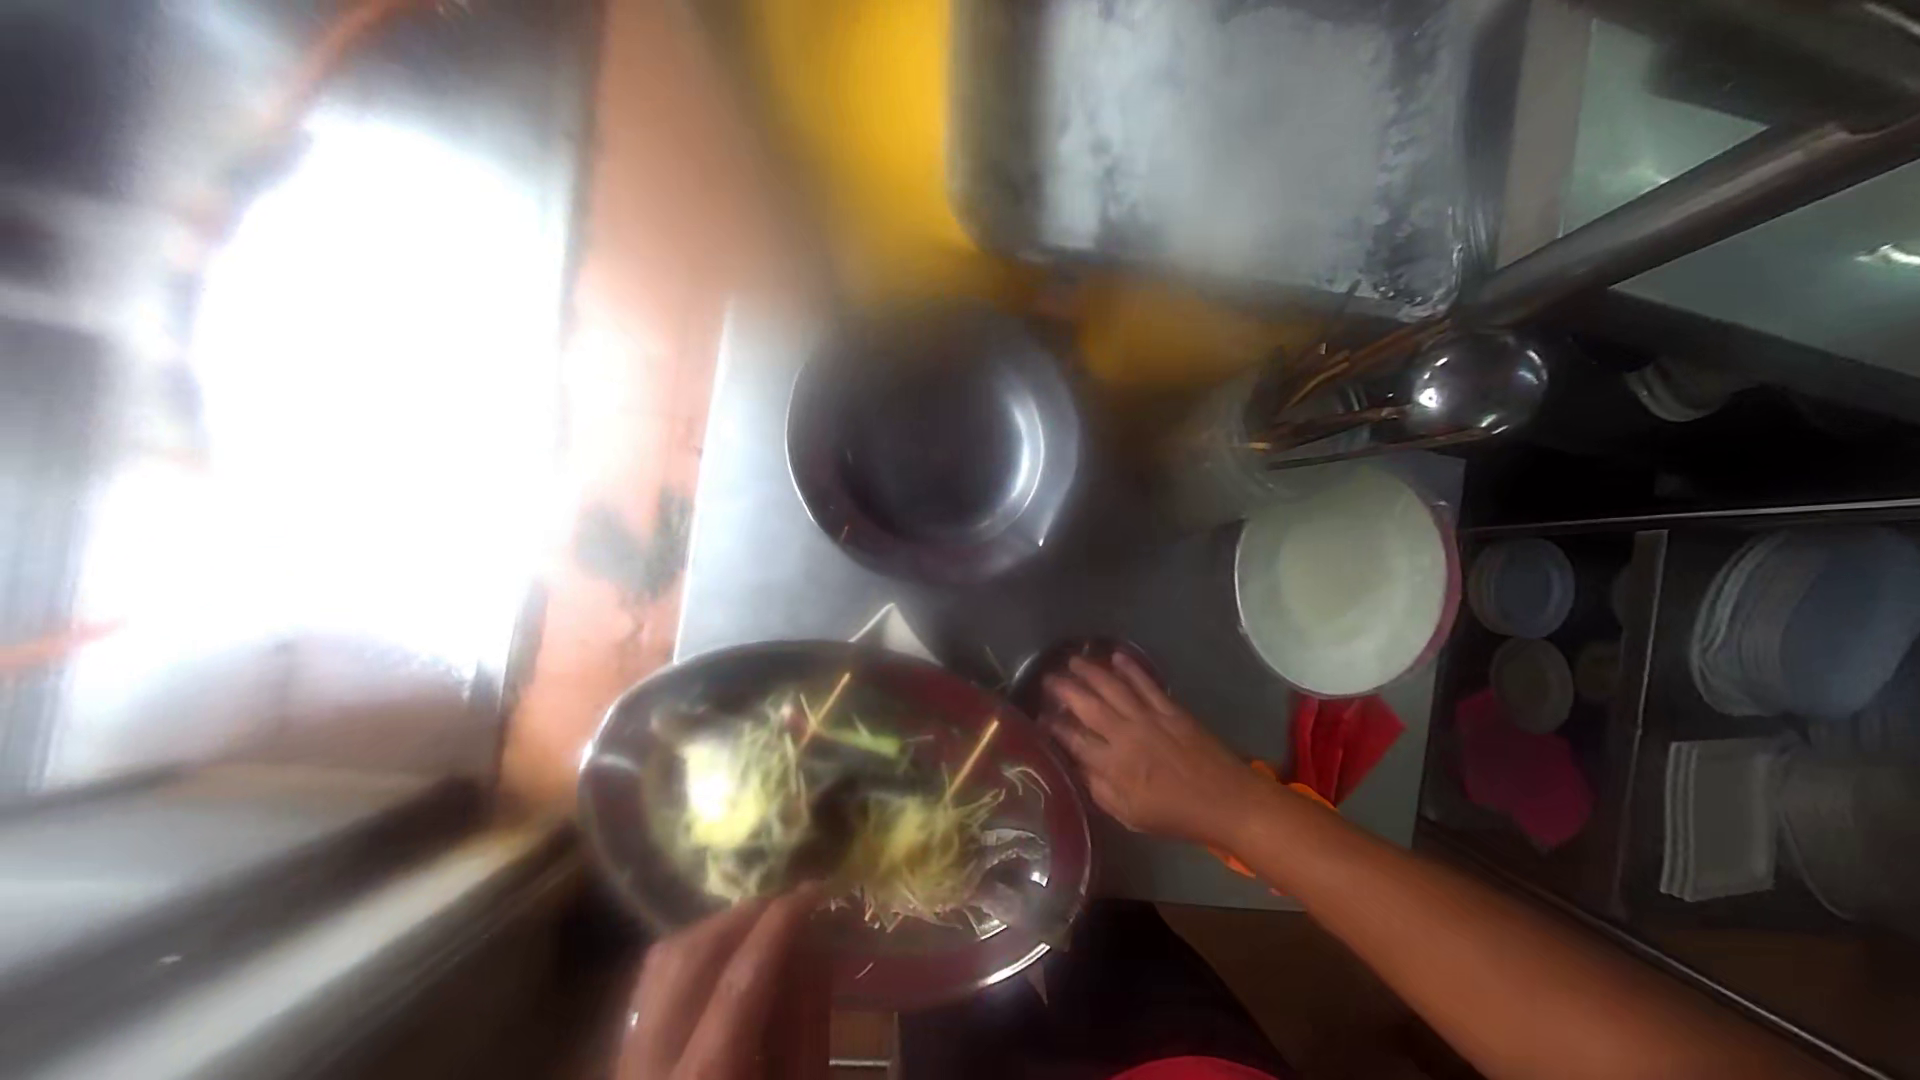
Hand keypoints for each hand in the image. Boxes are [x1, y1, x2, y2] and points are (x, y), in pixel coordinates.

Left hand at [618, 887, 827, 1079]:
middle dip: (747, 915)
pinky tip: (724, 955)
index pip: (743, 978)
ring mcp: (625, 1067)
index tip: (817, 890)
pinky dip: (690, 954)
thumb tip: (813, 946)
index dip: (782, 923)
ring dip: (716, 928)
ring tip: (762, 922)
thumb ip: (807, 1022)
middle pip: (691, 958)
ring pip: (662, 963)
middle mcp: (651, 1070)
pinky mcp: (621, 1065)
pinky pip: (651, 986)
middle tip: (792, 902)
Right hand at [1044, 654, 1263, 846]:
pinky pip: (1144, 682)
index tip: (1039, 716)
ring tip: (1074, 660)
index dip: (1053, 726)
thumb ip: (1099, 790)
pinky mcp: (1170, 709)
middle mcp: (1125, 735)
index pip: (1072, 739)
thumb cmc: (1175, 814)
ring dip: (1090, 671)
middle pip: (1087, 705)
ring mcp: (1149, 717)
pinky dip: (1129, 667)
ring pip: (1112, 686)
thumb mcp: (1129, 815)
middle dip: (1064, 689)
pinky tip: (1116, 656)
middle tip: (1048, 679)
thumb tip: (1076, 767)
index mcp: (1112, 766)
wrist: (1226, 801)